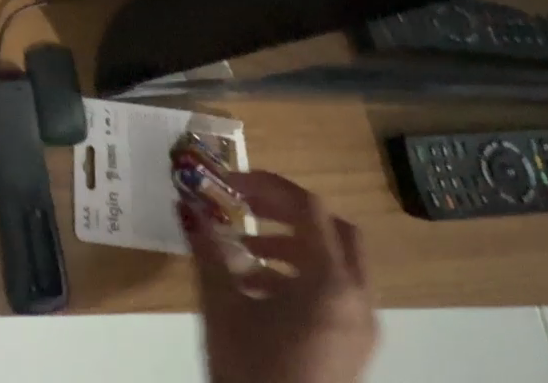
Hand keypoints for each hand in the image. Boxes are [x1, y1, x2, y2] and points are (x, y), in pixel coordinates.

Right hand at [182, 172, 376, 382]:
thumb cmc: (251, 371)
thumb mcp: (222, 306)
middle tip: (245, 206)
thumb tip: (186, 207)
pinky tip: (257, 290)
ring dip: (292, 245)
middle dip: (287, 211)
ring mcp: (361, 326)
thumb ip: (208, 251)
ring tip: (242, 251)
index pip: (308, 208)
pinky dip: (301, 276)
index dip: (267, 186)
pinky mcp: (353, 348)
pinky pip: (334, 292)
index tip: (228, 184)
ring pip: (336, 262)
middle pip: (334, 230)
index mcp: (330, 282)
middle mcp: (357, 299)